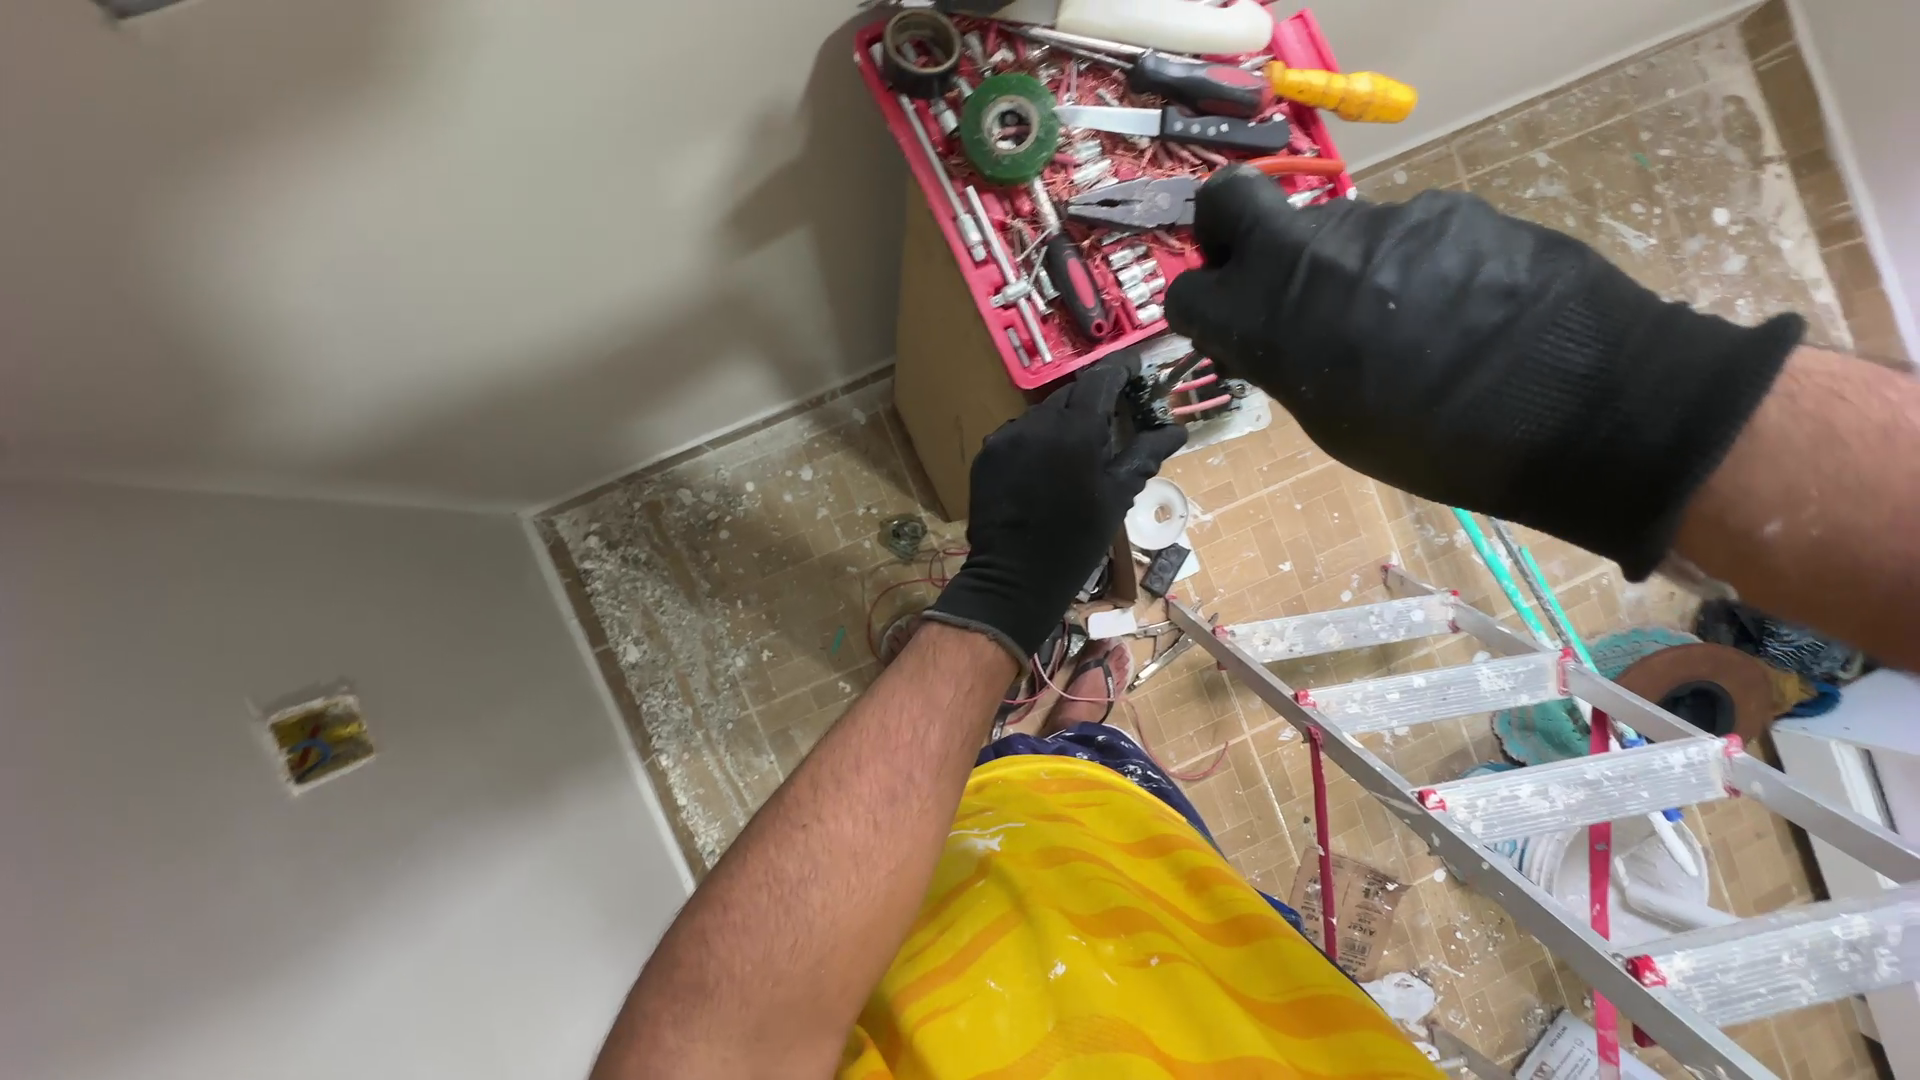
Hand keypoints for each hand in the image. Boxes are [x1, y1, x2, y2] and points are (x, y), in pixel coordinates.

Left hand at [925, 363, 1186, 659]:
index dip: (1122, 371)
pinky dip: (1035, 441)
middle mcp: (1037, 422)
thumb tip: (1178, 430)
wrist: (1015, 576)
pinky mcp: (986, 454)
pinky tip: (1044, 469)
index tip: (1135, 375)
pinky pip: (1017, 435)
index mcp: (1077, 429)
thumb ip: (1145, 455)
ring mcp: (1006, 437)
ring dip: (1062, 423)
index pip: (1102, 378)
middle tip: (1110, 423)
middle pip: (1071, 394)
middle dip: (1093, 401)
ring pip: (1042, 414)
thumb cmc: (1077, 539)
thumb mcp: (1118, 496)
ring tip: (1075, 454)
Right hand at [1164, 166, 1803, 579]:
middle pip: (1232, 204)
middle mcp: (1310, 252)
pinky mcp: (1449, 207)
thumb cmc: (1435, 446)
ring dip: (1333, 267)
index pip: (1188, 289)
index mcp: (1269, 318)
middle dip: (1229, 235)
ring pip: (1325, 229)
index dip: (1199, 307)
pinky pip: (1399, 232)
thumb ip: (1282, 362)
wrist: (1583, 407)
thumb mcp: (1331, 422)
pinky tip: (1447, 306)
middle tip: (1263, 280)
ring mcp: (1383, 219)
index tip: (1222, 326)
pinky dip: (1401, 264)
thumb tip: (1266, 334)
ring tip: (1392, 322)